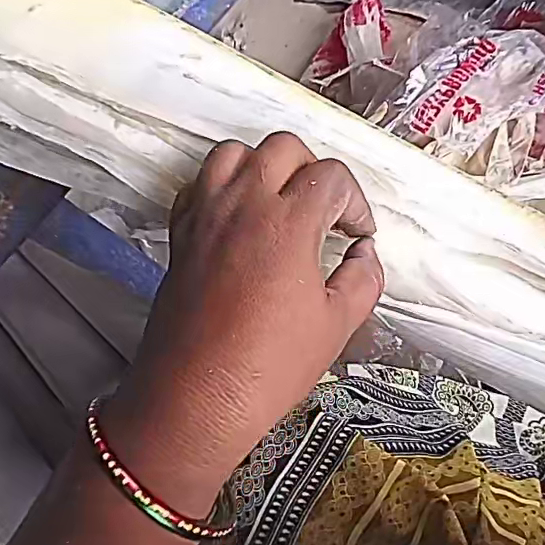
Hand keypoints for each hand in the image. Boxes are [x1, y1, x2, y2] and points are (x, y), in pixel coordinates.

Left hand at [104, 133, 382, 506]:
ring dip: (262, 166)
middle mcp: (242, 205)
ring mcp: (205, 216)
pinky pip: (198, 185)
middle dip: (312, 170)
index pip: (331, 176)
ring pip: (232, 154)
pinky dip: (220, 186)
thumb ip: (363, 277)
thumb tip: (364, 254)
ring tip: (279, 201)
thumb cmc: (267, 367)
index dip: (355, 201)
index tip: (357, 231)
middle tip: (324, 210)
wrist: (196, 396)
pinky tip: (237, 215)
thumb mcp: (337, 325)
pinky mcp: (180, 235)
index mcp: (287, 222)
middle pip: (282, 148)